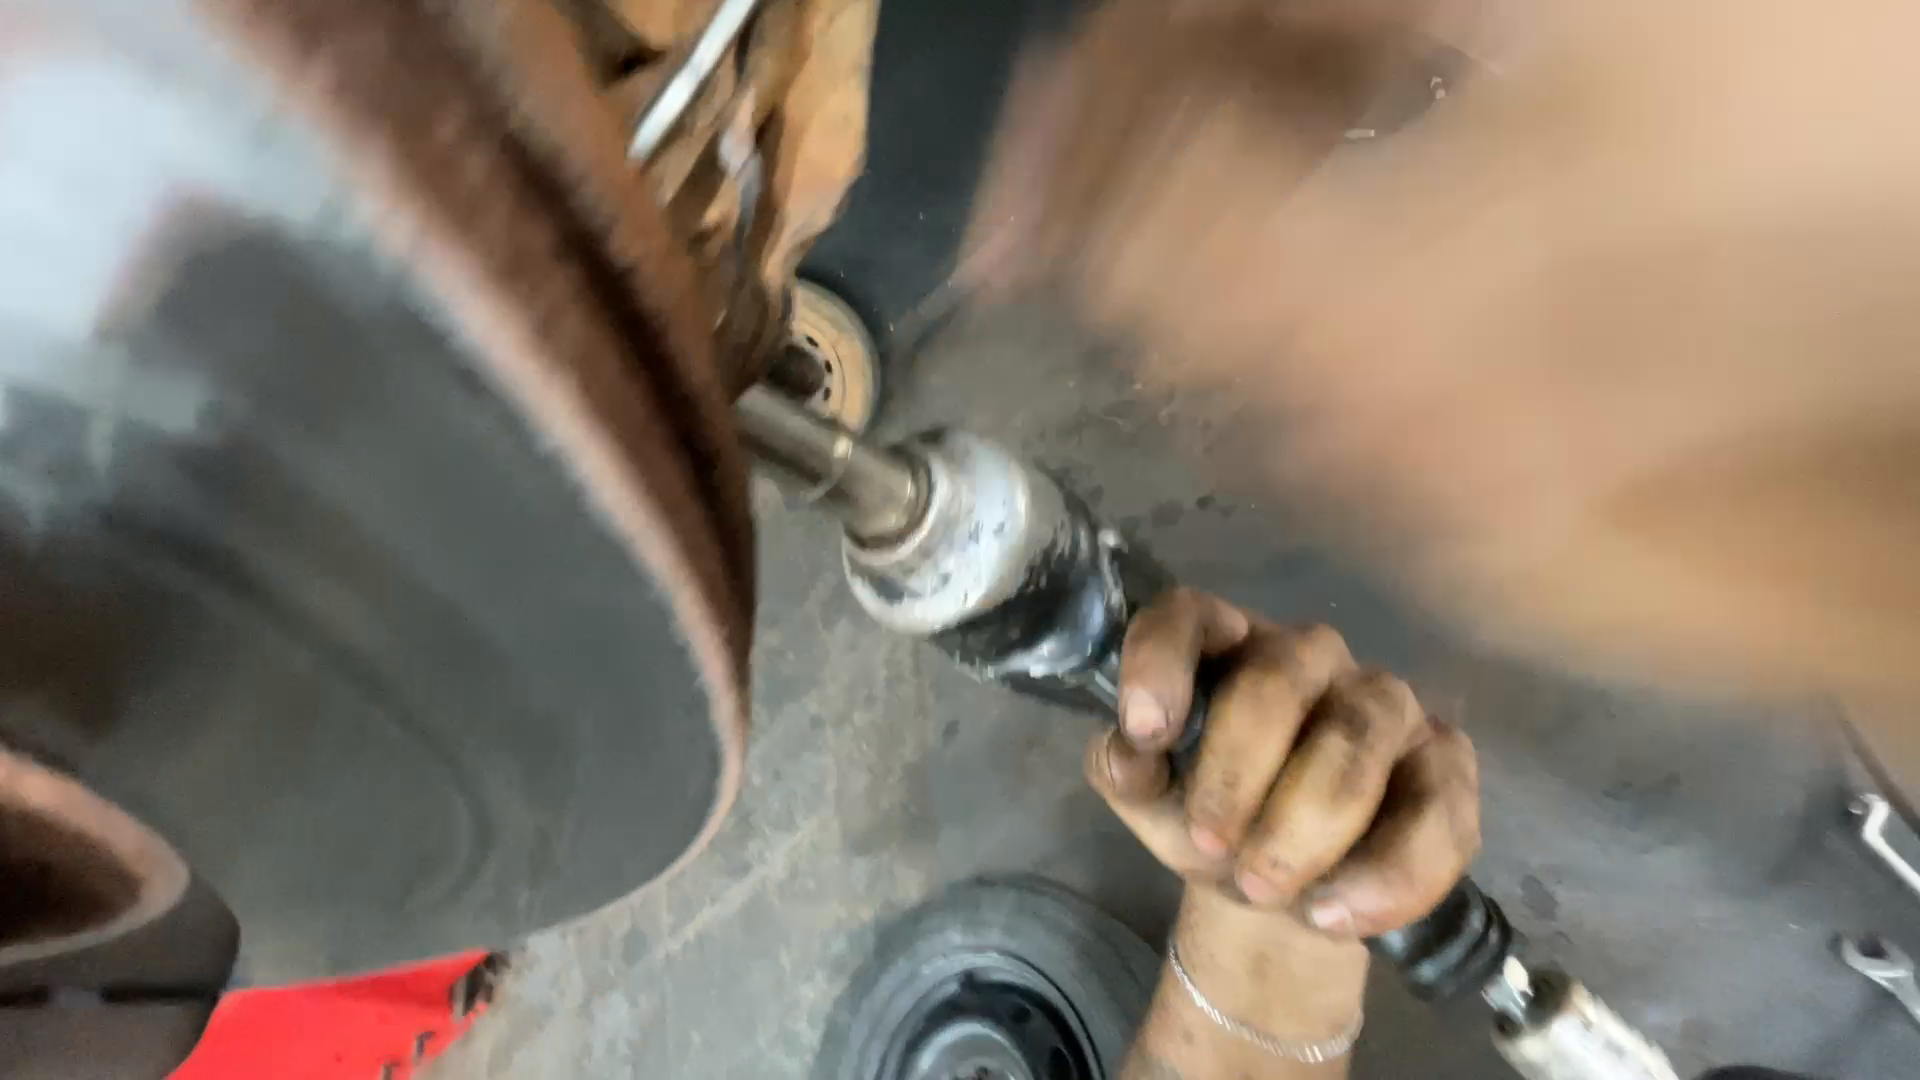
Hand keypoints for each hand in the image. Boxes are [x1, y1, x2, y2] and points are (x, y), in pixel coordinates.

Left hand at [1085, 588, 1479, 937]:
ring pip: (1354, 739)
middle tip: (1208, 844)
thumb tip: (1127, 754)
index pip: (1187, 614)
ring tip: (1260, 888)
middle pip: (1276, 680)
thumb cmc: (1202, 814)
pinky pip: (1437, 810)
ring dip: (1303, 829)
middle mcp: (1304, 655)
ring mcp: (1380, 701)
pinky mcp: (1443, 762)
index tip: (1145, 732)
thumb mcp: (1147, 798)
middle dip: (1235, 773)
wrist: (1276, 885)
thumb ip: (1124, 769)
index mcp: (1221, 645)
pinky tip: (1330, 915)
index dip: (1161, 661)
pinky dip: (1386, 875)